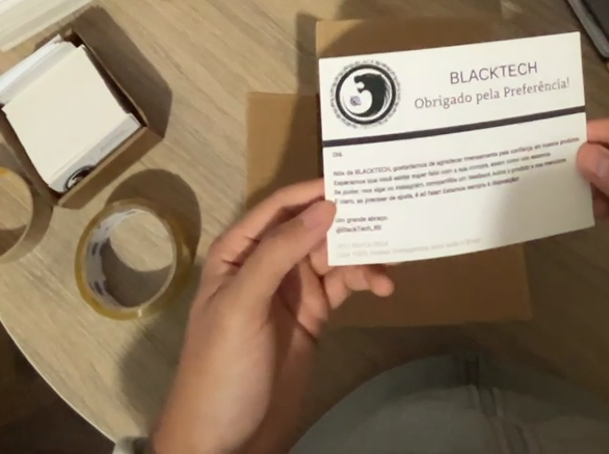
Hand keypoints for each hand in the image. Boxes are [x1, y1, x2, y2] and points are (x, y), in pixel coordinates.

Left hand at [152, 180, 393, 453]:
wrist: (225, 442)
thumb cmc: (221, 366)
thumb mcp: (242, 303)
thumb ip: (280, 252)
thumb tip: (325, 206)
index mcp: (240, 250)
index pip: (279, 207)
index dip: (312, 190)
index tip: (352, 180)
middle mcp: (268, 260)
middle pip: (313, 227)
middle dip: (346, 221)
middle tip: (386, 214)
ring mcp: (293, 288)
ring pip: (333, 254)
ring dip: (361, 254)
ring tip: (387, 265)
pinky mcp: (314, 313)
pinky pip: (344, 284)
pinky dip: (363, 280)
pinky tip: (381, 287)